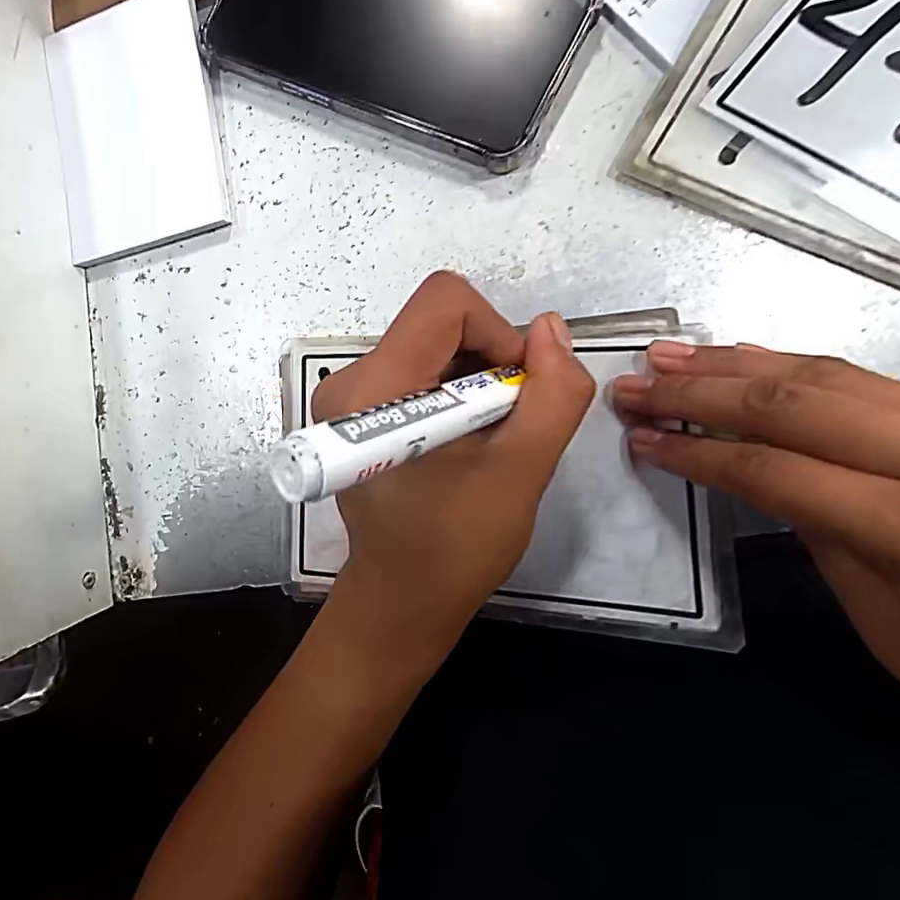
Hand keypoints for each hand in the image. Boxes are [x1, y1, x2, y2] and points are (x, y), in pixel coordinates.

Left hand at [311, 273, 594, 667]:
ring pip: (432, 345)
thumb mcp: (522, 470)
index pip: (444, 302)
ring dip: (474, 382)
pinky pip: (417, 369)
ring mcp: (347, 396)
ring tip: (483, 441)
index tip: (515, 391)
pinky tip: (462, 442)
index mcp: (375, 388)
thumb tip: (549, 329)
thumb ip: (553, 392)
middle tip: (504, 425)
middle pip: (437, 324)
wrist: (402, 596)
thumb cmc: (456, 545)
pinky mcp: (355, 412)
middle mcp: (348, 380)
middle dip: (488, 363)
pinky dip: (453, 393)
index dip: (498, 333)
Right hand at [611, 342, 899, 858]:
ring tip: (680, 356)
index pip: (778, 473)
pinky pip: (889, 388)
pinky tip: (765, 363)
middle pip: (802, 404)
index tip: (641, 438)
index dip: (697, 452)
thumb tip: (788, 496)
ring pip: (843, 378)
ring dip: (748, 363)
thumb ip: (845, 559)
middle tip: (638, 380)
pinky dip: (810, 371)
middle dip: (705, 388)